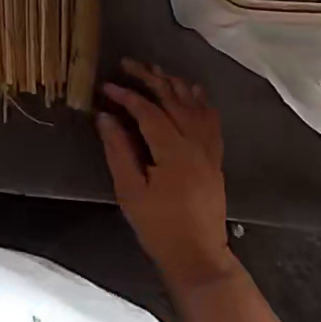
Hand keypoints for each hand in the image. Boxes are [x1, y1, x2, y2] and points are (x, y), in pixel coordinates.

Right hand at [98, 60, 238, 289]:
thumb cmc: (159, 227)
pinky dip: (198, 99)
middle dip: (149, 77)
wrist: (198, 257)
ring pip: (193, 103)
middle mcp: (195, 142)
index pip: (147, 111)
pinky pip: (210, 117)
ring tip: (154, 69)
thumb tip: (105, 116)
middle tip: (127, 64)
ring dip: (173, 82)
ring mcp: (209, 148)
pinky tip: (189, 90)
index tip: (106, 86)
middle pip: (173, 98)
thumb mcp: (130, 191)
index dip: (126, 95)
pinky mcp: (215, 156)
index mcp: (173, 151)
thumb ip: (118, 150)